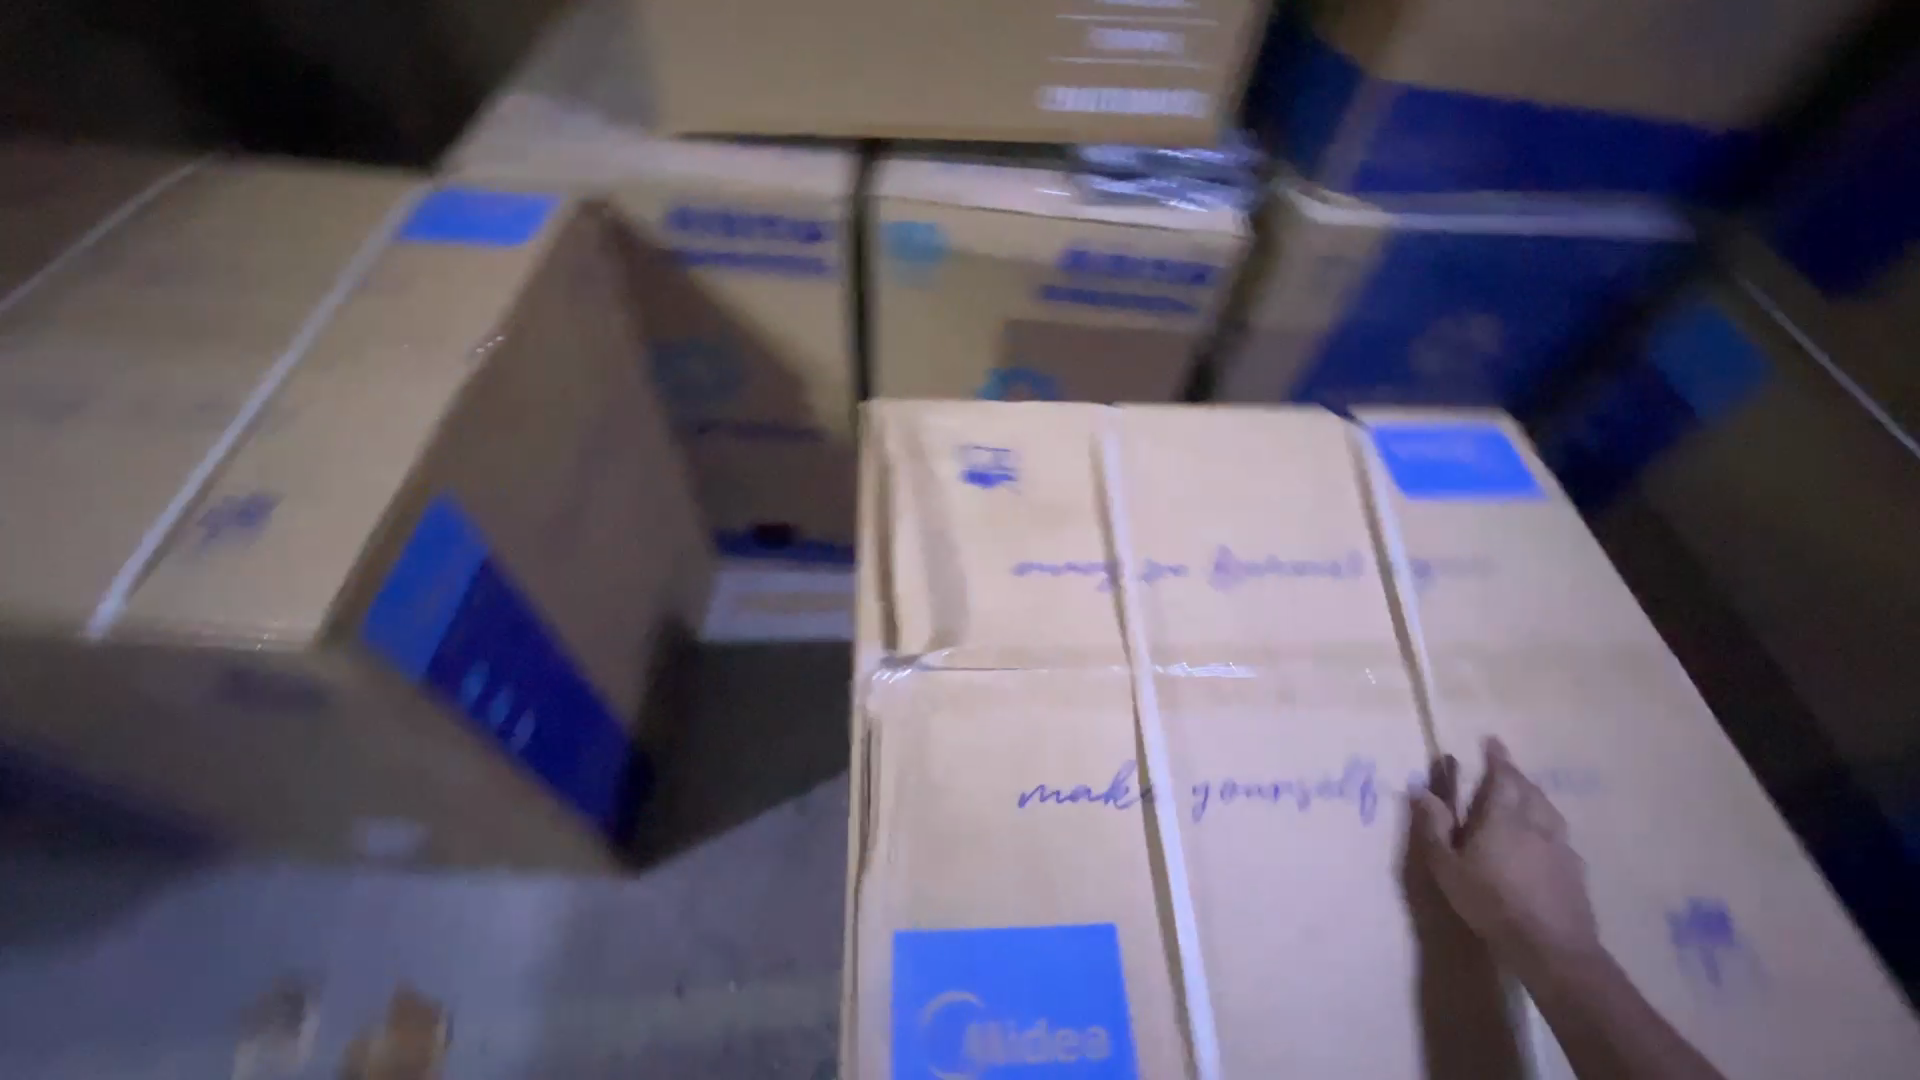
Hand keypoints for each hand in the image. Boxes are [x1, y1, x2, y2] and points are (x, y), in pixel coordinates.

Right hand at [1414, 737, 1603, 976]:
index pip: (1502, 777)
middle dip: (1516, 774)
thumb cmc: (1489, 901)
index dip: (1498, 758)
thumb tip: (1420, 790)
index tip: (1492, 740)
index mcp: (1503, 818)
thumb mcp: (1446, 865)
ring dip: (1536, 796)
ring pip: (1549, 810)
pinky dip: (1549, 825)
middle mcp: (1536, 824)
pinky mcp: (1575, 871)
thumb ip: (1433, 825)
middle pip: (1529, 790)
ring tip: (1526, 795)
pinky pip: (1560, 835)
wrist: (1551, 947)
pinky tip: (1545, 838)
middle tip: (1505, 767)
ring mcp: (1561, 848)